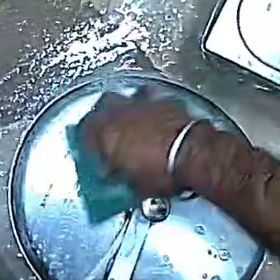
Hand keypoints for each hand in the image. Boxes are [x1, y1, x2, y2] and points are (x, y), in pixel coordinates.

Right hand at [79, 89, 200, 196]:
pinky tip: (151, 111)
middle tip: (107, 132)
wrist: (194, 155)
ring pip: (122, 98)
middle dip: (102, 119)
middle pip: (100, 109)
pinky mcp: (162, 99)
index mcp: (103, 133)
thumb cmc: (164, 170)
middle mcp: (117, 112)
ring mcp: (139, 103)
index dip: (88, 143)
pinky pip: (148, 95)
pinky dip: (148, 102)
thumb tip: (117, 174)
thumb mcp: (133, 184)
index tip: (93, 150)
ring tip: (127, 120)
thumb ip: (118, 174)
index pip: (84, 133)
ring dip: (123, 108)